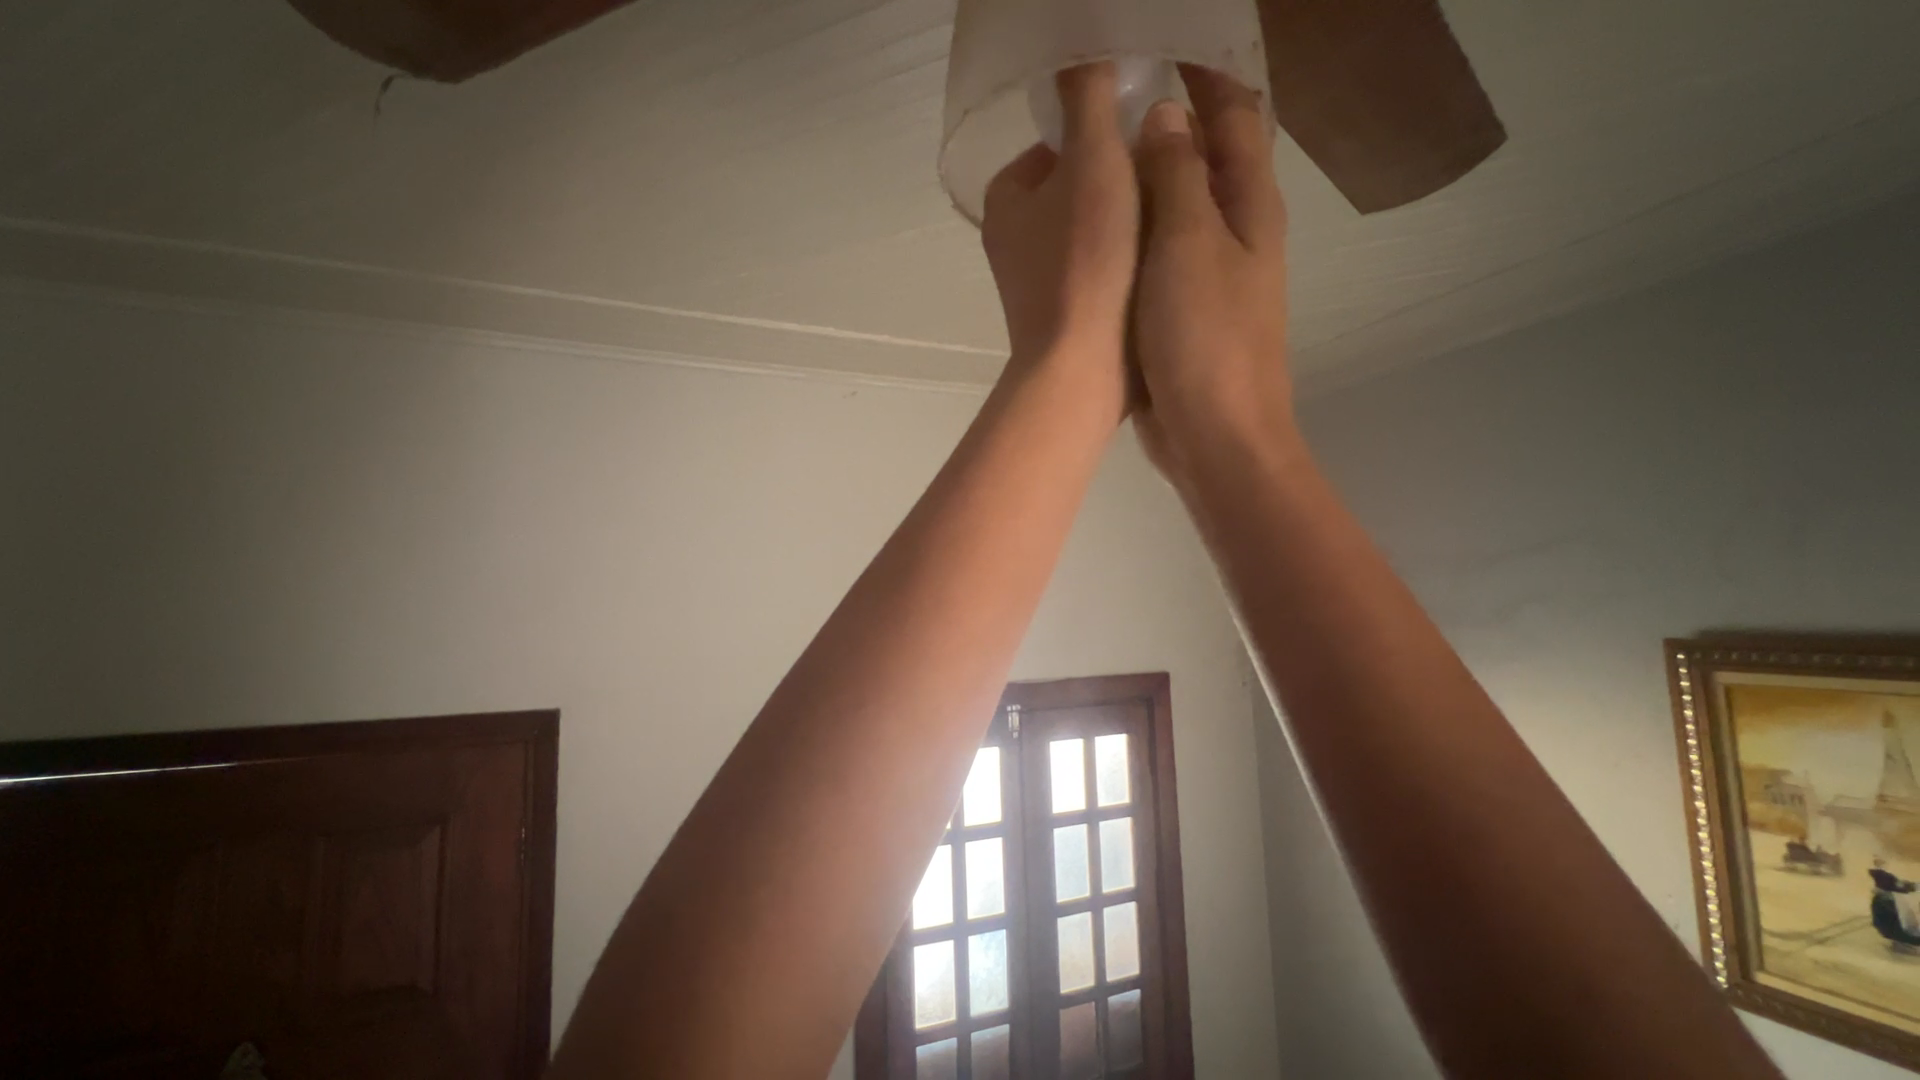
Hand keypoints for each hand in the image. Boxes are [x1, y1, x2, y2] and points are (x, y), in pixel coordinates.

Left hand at [981, 63, 1137, 414]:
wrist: (1080, 367)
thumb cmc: (1088, 260)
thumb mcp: (1094, 161)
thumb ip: (1088, 103)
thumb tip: (1083, 57)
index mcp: (1005, 199)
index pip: (1055, 148)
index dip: (1102, 144)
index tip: (1140, 157)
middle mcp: (1007, 241)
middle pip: (1073, 192)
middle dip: (1116, 189)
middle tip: (1159, 195)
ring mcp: (1028, 285)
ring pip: (1086, 236)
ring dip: (1124, 231)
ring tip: (1163, 237)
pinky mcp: (1053, 320)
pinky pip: (1093, 276)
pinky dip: (1119, 271)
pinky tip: (1149, 278)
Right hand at [1130, 67, 1294, 489]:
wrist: (1215, 437)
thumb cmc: (1207, 340)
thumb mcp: (1189, 246)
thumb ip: (1177, 176)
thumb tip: (1166, 114)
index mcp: (1249, 204)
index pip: (1236, 114)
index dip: (1206, 74)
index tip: (1159, 47)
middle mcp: (1236, 230)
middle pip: (1208, 155)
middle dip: (1169, 117)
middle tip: (1111, 93)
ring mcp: (1209, 272)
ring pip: (1179, 205)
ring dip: (1146, 172)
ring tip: (1096, 146)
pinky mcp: (1181, 308)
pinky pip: (1157, 250)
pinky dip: (1133, 226)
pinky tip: (1096, 224)